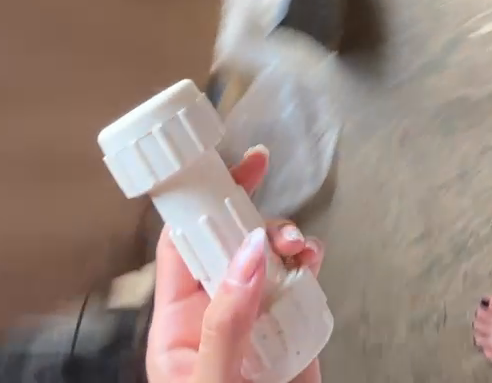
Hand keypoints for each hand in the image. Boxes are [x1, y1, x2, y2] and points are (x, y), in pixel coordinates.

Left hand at [145, 147, 325, 382]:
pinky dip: (307, 256)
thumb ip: (228, 322)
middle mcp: (215, 312)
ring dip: (284, 232)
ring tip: (299, 245)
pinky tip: (312, 260)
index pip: (181, 248)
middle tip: (264, 174)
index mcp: (178, 326)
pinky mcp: (289, 323)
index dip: (199, 201)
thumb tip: (250, 249)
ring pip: (265, 251)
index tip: (225, 166)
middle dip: (248, 207)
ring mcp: (255, 316)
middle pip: (226, 238)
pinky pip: (297, 275)